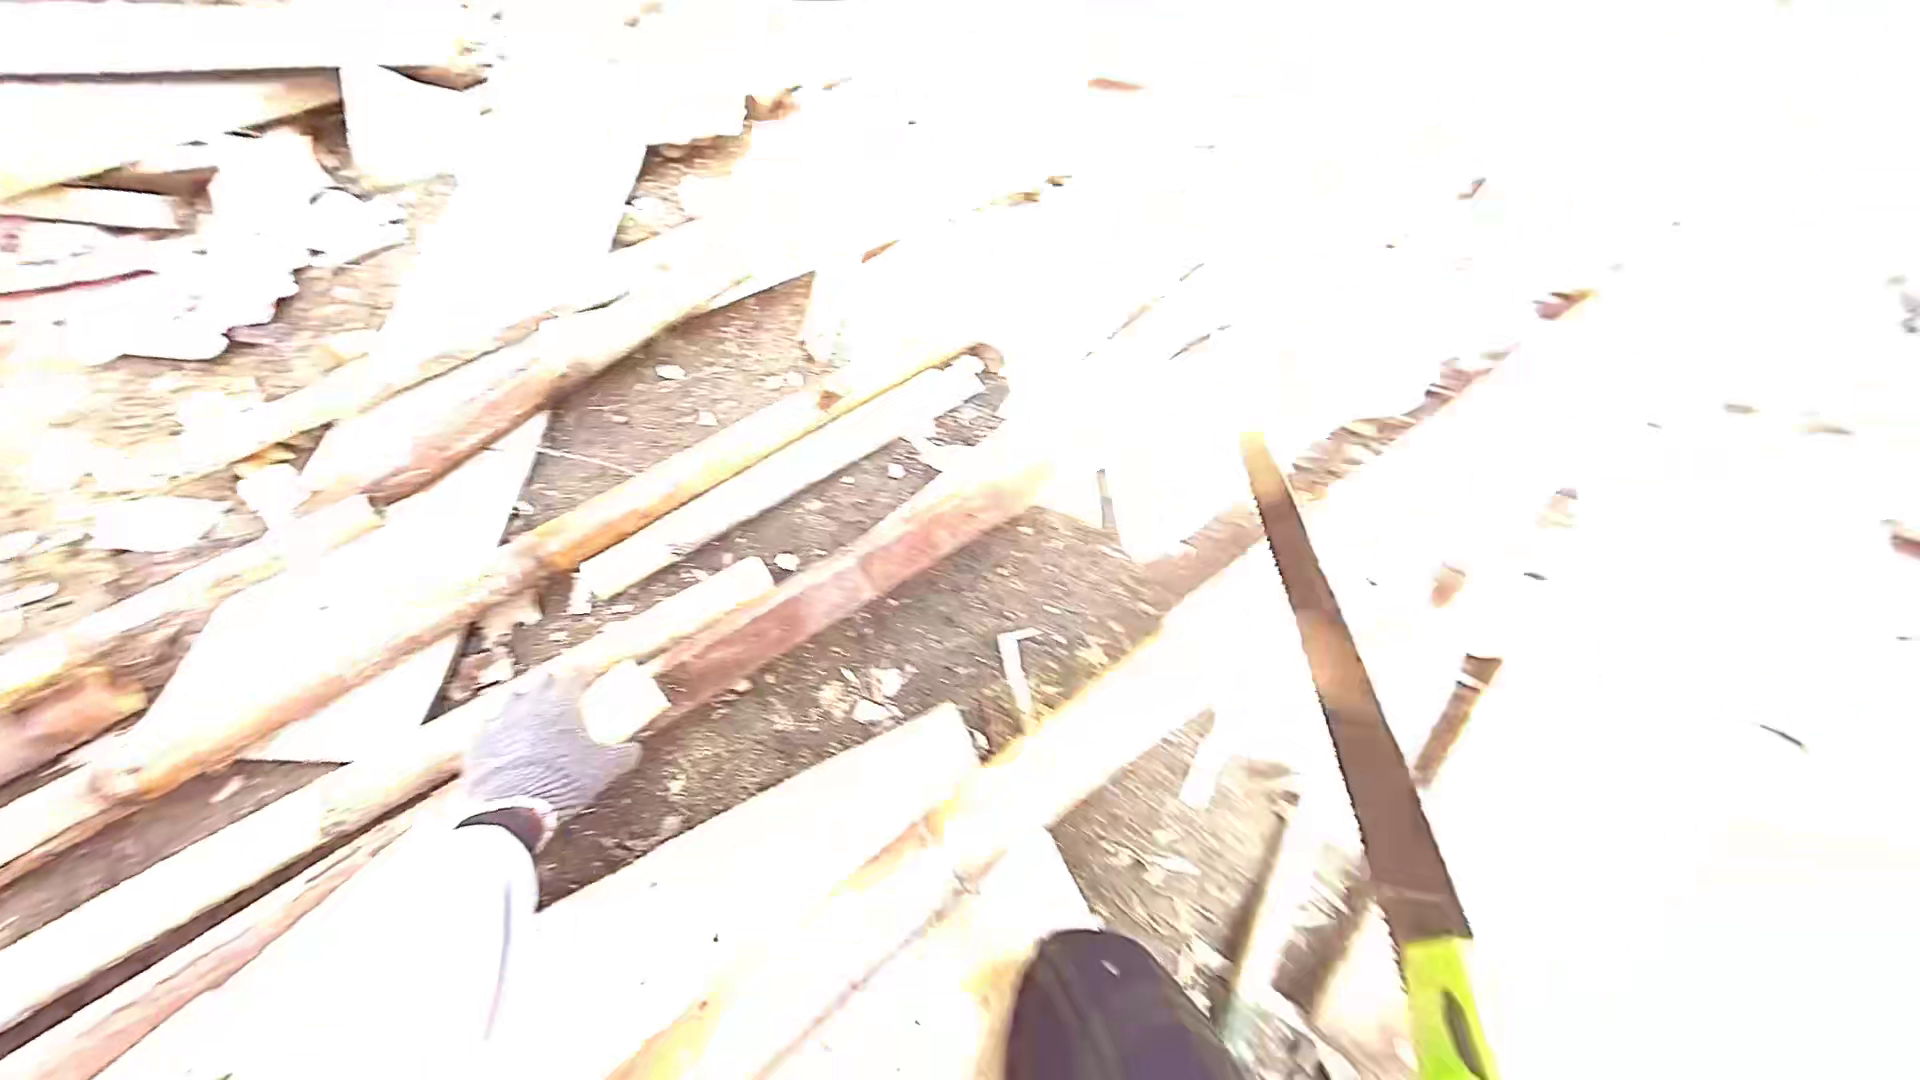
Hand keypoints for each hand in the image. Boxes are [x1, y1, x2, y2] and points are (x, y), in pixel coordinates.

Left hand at [460, 668, 639, 847]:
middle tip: (563, 689)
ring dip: (525, 701)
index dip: (586, 672)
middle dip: (554, 683)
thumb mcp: (605, 768)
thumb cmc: (564, 779)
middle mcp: (529, 704)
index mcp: (561, 702)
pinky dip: (501, 727)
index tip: (592, 673)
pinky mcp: (477, 745)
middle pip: (541, 683)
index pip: (576, 675)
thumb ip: (623, 753)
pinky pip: (490, 727)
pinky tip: (506, 736)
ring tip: (532, 709)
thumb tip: (635, 749)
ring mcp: (499, 722)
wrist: (511, 811)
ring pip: (513, 701)